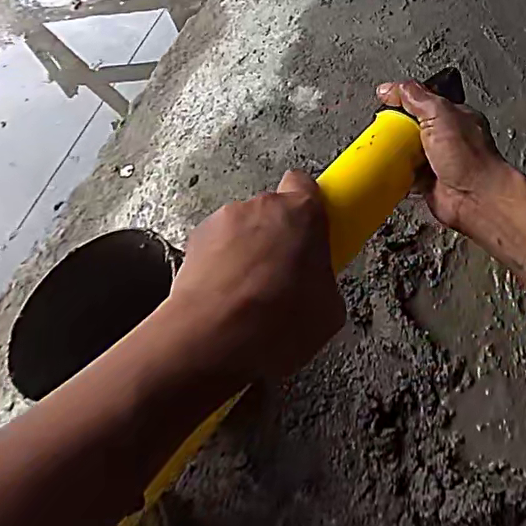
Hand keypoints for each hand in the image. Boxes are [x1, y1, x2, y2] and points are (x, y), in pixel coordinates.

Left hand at [166, 171, 344, 381]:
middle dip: (277, 235)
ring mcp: (228, 218)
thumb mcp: (327, 312)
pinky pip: (216, 244)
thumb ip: (325, 282)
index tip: (311, 229)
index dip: (307, 205)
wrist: (211, 340)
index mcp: (304, 213)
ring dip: (246, 250)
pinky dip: (219, 263)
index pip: (307, 185)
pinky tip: (222, 296)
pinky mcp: (198, 236)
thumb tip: (319, 292)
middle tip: (280, 274)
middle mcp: (265, 205)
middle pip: (274, 209)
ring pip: (243, 227)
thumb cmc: (272, 322)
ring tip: (246, 293)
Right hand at [376, 80, 524, 234]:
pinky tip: (389, 170)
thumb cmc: (471, 158)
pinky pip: (405, 175)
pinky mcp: (428, 184)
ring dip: (396, 152)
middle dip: (397, 128)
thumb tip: (391, 88)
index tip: (385, 100)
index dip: (404, 99)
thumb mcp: (439, 114)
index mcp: (455, 116)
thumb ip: (417, 98)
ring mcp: (438, 162)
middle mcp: (448, 138)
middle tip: (385, 129)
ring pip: (407, 152)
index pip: (424, 100)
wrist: (476, 199)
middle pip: (412, 126)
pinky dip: (396, 174)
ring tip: (387, 150)